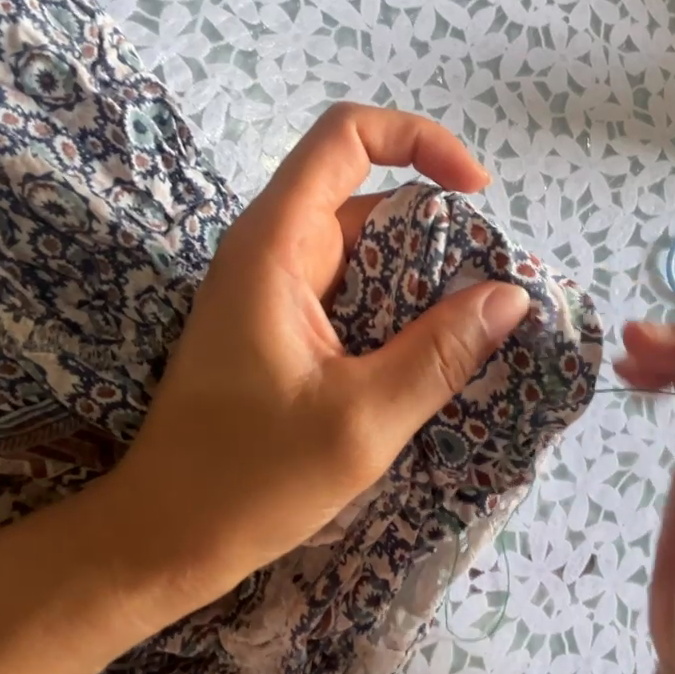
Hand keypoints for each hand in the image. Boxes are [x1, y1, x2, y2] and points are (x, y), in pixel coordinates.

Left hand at [109, 103, 531, 611]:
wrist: (163, 537)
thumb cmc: (248, 480)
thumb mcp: (361, 420)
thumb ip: (441, 354)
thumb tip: (510, 296)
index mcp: (277, 244)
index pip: (346, 136)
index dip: (419, 140)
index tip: (477, 190)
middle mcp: (272, 248)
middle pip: (367, 195)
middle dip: (437, 231)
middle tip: (485, 295)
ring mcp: (274, 284)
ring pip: (365, 246)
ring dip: (421, 276)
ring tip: (470, 331)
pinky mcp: (280, 319)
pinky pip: (352, 286)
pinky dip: (397, 306)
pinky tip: (429, 352)